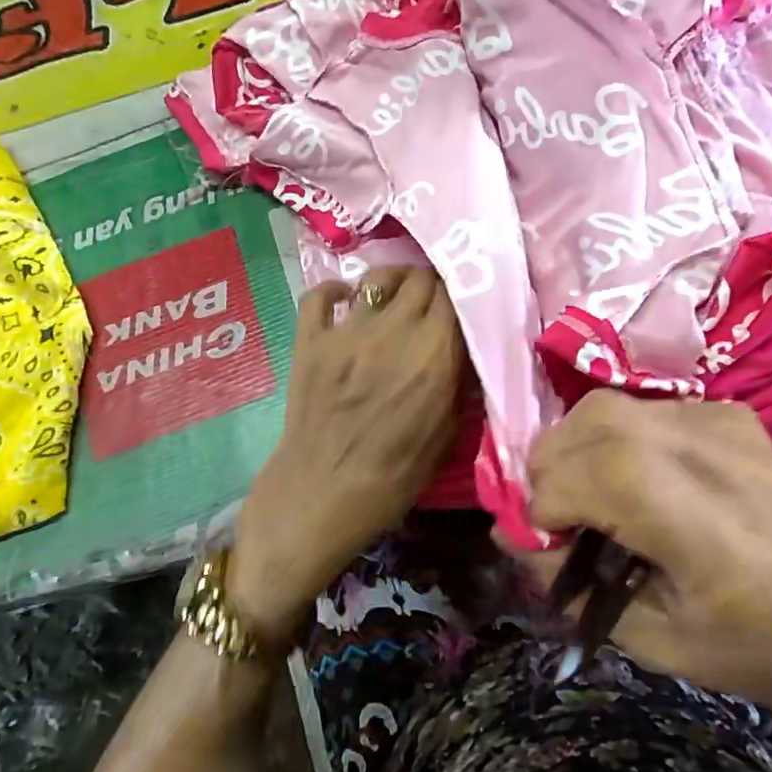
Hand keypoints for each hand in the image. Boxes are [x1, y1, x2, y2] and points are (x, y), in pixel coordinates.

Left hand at [228, 267, 464, 647]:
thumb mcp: (446, 436)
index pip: (454, 294)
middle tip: (430, 305)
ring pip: (376, 278)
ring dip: (391, 283)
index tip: (460, 305)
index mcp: (433, 355)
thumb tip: (461, 352)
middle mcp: (392, 332)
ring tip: (393, 298)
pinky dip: (334, 291)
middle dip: (430, 286)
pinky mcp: (310, 339)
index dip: (460, 295)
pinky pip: (319, 295)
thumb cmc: (392, 477)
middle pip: (420, 279)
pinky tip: (344, 300)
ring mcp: (345, 332)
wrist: (322, 493)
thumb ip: (457, 385)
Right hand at [525, 391, 771, 708]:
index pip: (616, 474)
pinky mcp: (728, 412)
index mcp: (722, 542)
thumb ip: (570, 584)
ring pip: (608, 406)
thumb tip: (505, 531)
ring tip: (577, 489)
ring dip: (569, 444)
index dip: (556, 496)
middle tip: (550, 508)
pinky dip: (603, 437)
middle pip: (603, 424)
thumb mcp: (651, 642)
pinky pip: (633, 407)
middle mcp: (729, 467)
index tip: (544, 535)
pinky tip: (621, 473)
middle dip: (550, 464)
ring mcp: (730, 429)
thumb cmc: (748, 646)